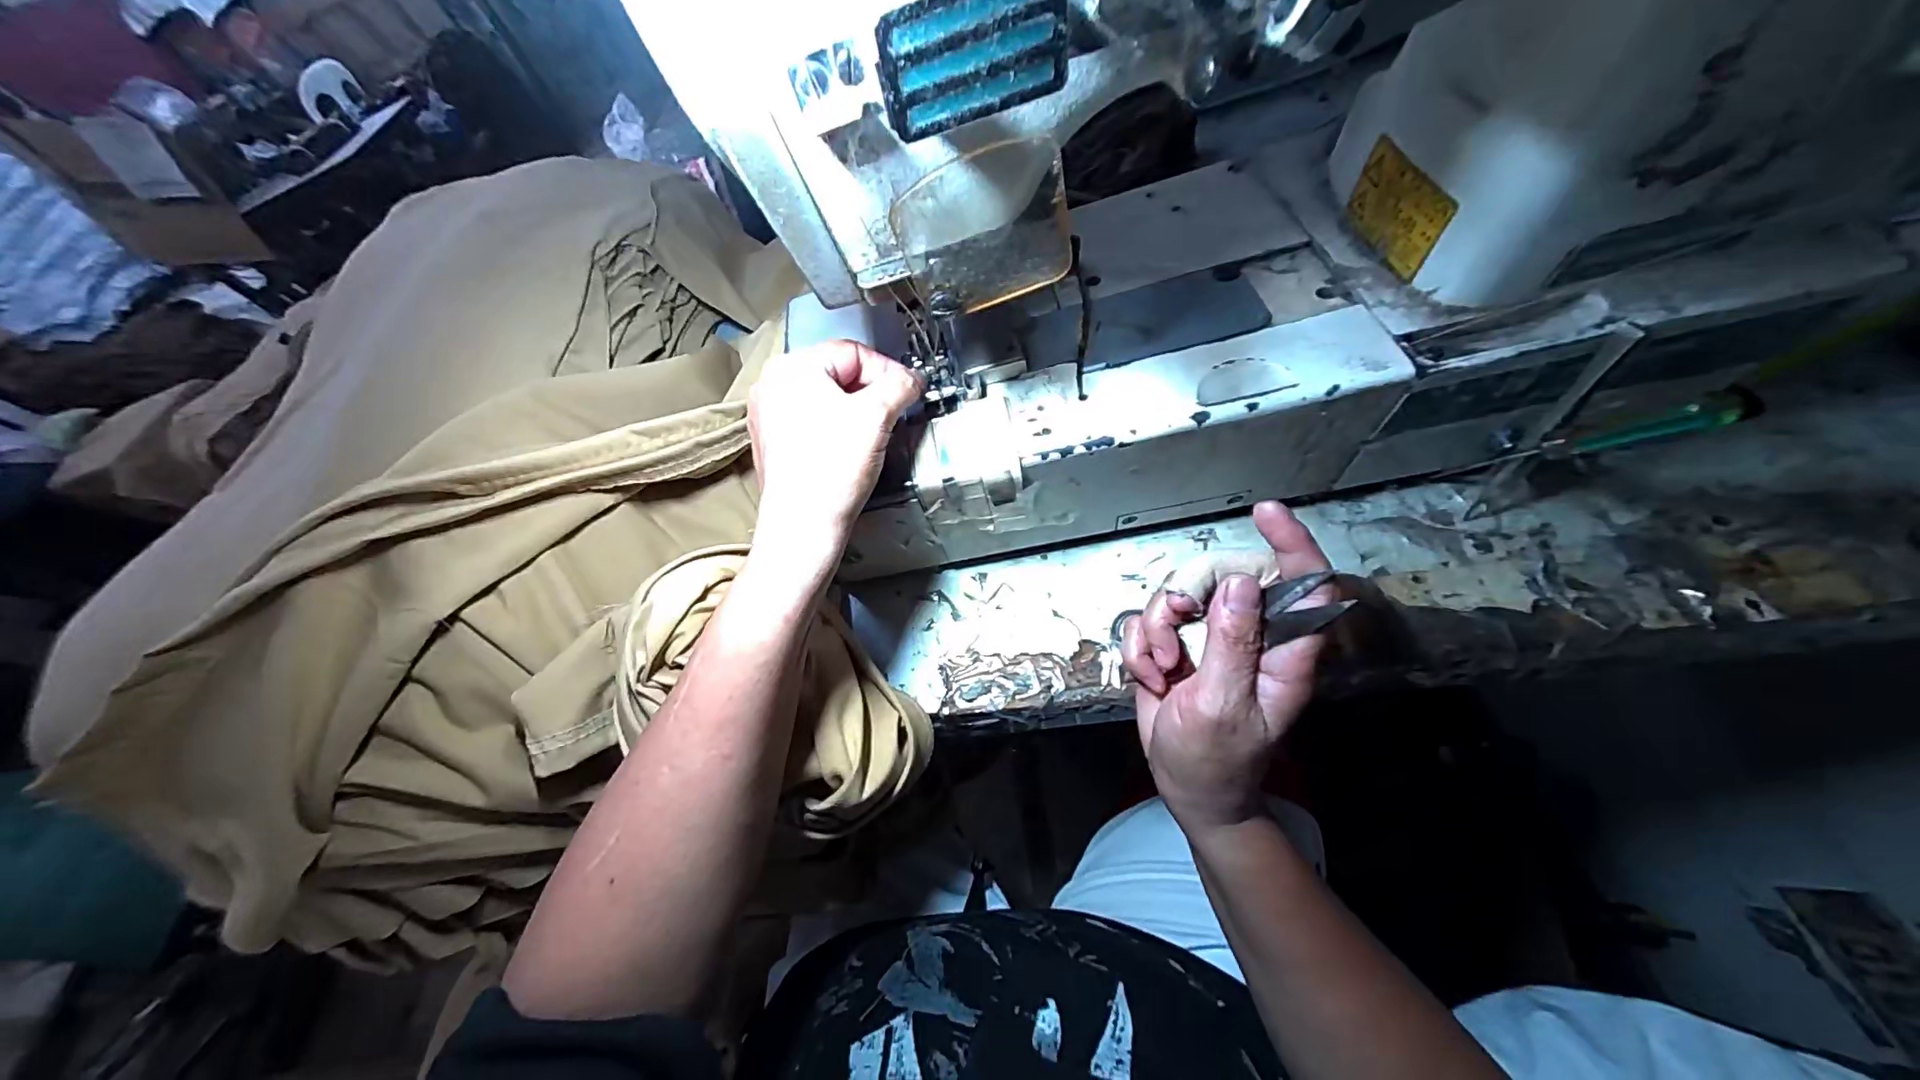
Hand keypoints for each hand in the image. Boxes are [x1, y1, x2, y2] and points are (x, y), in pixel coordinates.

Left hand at [747, 340, 923, 573]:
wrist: (804, 525)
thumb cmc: (828, 474)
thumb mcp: (878, 415)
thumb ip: (900, 386)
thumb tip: (910, 380)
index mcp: (792, 368)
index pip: (853, 352)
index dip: (887, 371)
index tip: (906, 391)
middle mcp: (773, 387)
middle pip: (839, 374)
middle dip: (871, 394)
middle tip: (892, 415)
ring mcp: (771, 417)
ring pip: (828, 400)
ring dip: (856, 414)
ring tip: (871, 438)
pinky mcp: (777, 445)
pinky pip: (816, 425)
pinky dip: (838, 433)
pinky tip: (849, 453)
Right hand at [1120, 501, 1334, 833]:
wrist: (1186, 789)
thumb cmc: (1216, 761)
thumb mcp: (1222, 706)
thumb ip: (1231, 645)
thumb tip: (1239, 584)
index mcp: (1283, 651)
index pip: (1303, 583)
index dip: (1291, 543)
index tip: (1265, 513)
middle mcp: (1249, 635)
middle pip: (1221, 576)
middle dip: (1185, 599)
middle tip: (1171, 636)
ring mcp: (1210, 638)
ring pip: (1176, 595)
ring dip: (1155, 631)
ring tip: (1160, 672)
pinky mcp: (1175, 644)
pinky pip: (1148, 620)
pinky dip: (1139, 647)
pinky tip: (1149, 677)